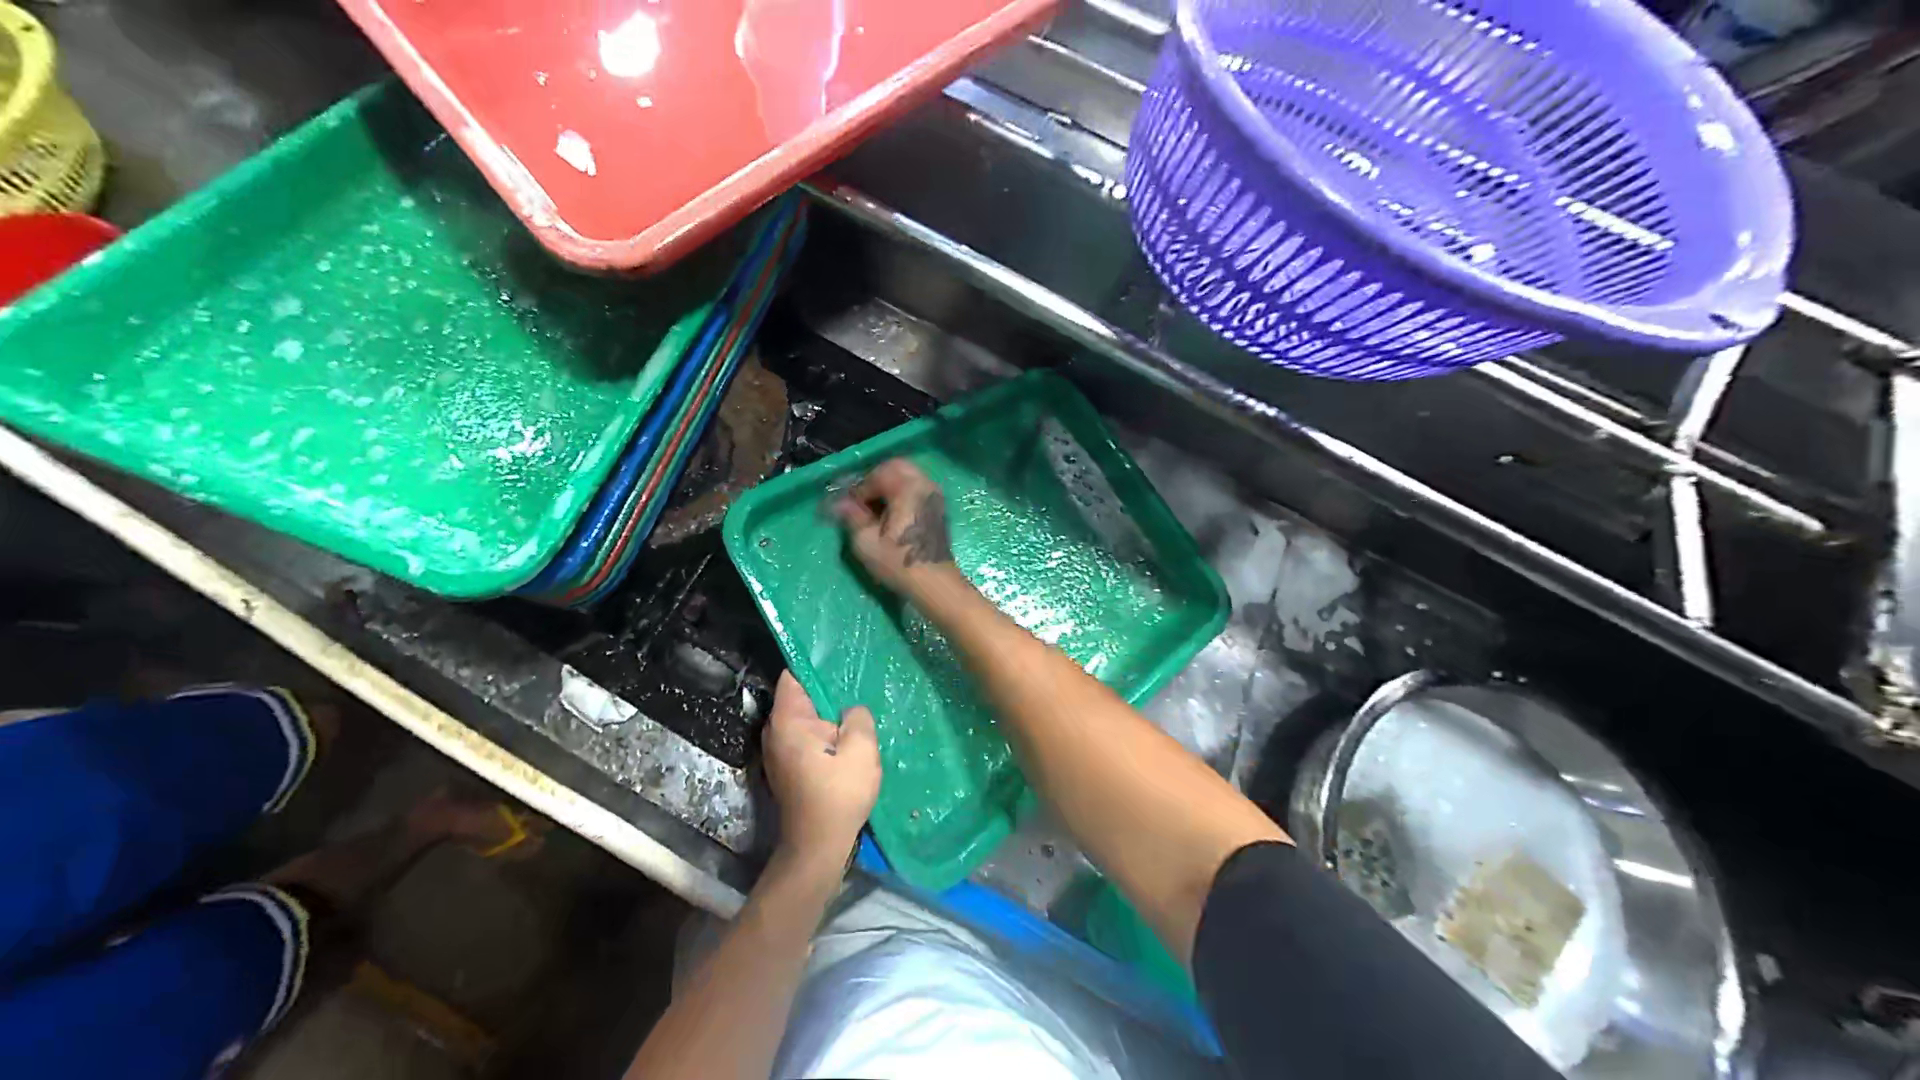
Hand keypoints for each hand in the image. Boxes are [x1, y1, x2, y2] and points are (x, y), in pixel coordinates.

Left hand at [762, 671, 880, 870]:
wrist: (817, 846)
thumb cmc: (838, 795)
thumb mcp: (861, 750)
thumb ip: (858, 718)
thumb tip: (850, 711)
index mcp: (788, 721)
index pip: (793, 676)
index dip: (813, 663)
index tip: (836, 656)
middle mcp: (774, 732)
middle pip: (798, 698)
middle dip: (823, 691)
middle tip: (853, 684)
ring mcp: (777, 752)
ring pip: (802, 720)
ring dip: (824, 716)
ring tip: (851, 710)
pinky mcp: (785, 768)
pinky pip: (803, 738)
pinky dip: (820, 735)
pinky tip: (843, 739)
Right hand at [832, 459, 963, 597]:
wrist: (935, 584)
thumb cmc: (899, 563)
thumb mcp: (866, 542)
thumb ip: (852, 516)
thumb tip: (837, 502)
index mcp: (907, 489)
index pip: (877, 474)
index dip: (860, 490)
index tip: (850, 509)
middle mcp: (924, 485)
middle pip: (896, 467)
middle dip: (875, 481)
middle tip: (863, 503)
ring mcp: (935, 496)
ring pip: (908, 476)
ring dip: (889, 487)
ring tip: (876, 510)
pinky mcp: (938, 508)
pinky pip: (917, 488)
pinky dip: (902, 494)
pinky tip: (893, 516)